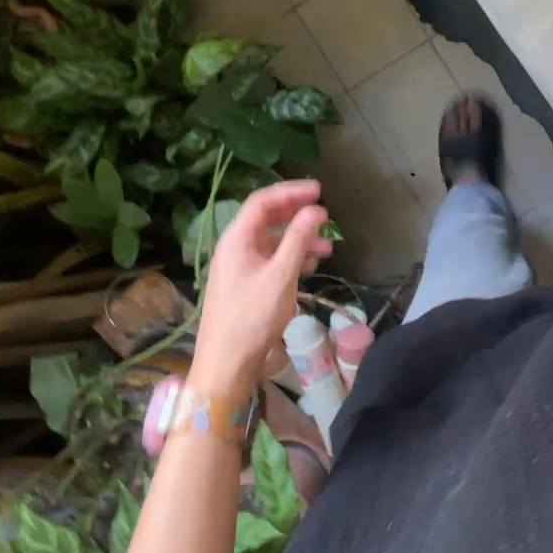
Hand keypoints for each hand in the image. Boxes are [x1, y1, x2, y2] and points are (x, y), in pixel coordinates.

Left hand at [189, 181, 332, 399]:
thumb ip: (299, 239)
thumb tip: (316, 210)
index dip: (291, 192)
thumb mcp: (281, 275)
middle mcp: (234, 248)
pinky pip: (270, 260)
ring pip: (271, 241)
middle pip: (267, 219)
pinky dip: (291, 258)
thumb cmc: (253, 317)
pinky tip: (310, 268)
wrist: (226, 362)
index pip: (263, 201)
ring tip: (327, 248)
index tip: (320, 191)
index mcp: (237, 240)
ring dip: (298, 239)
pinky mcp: (244, 284)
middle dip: (297, 214)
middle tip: (325, 214)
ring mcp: (238, 267)